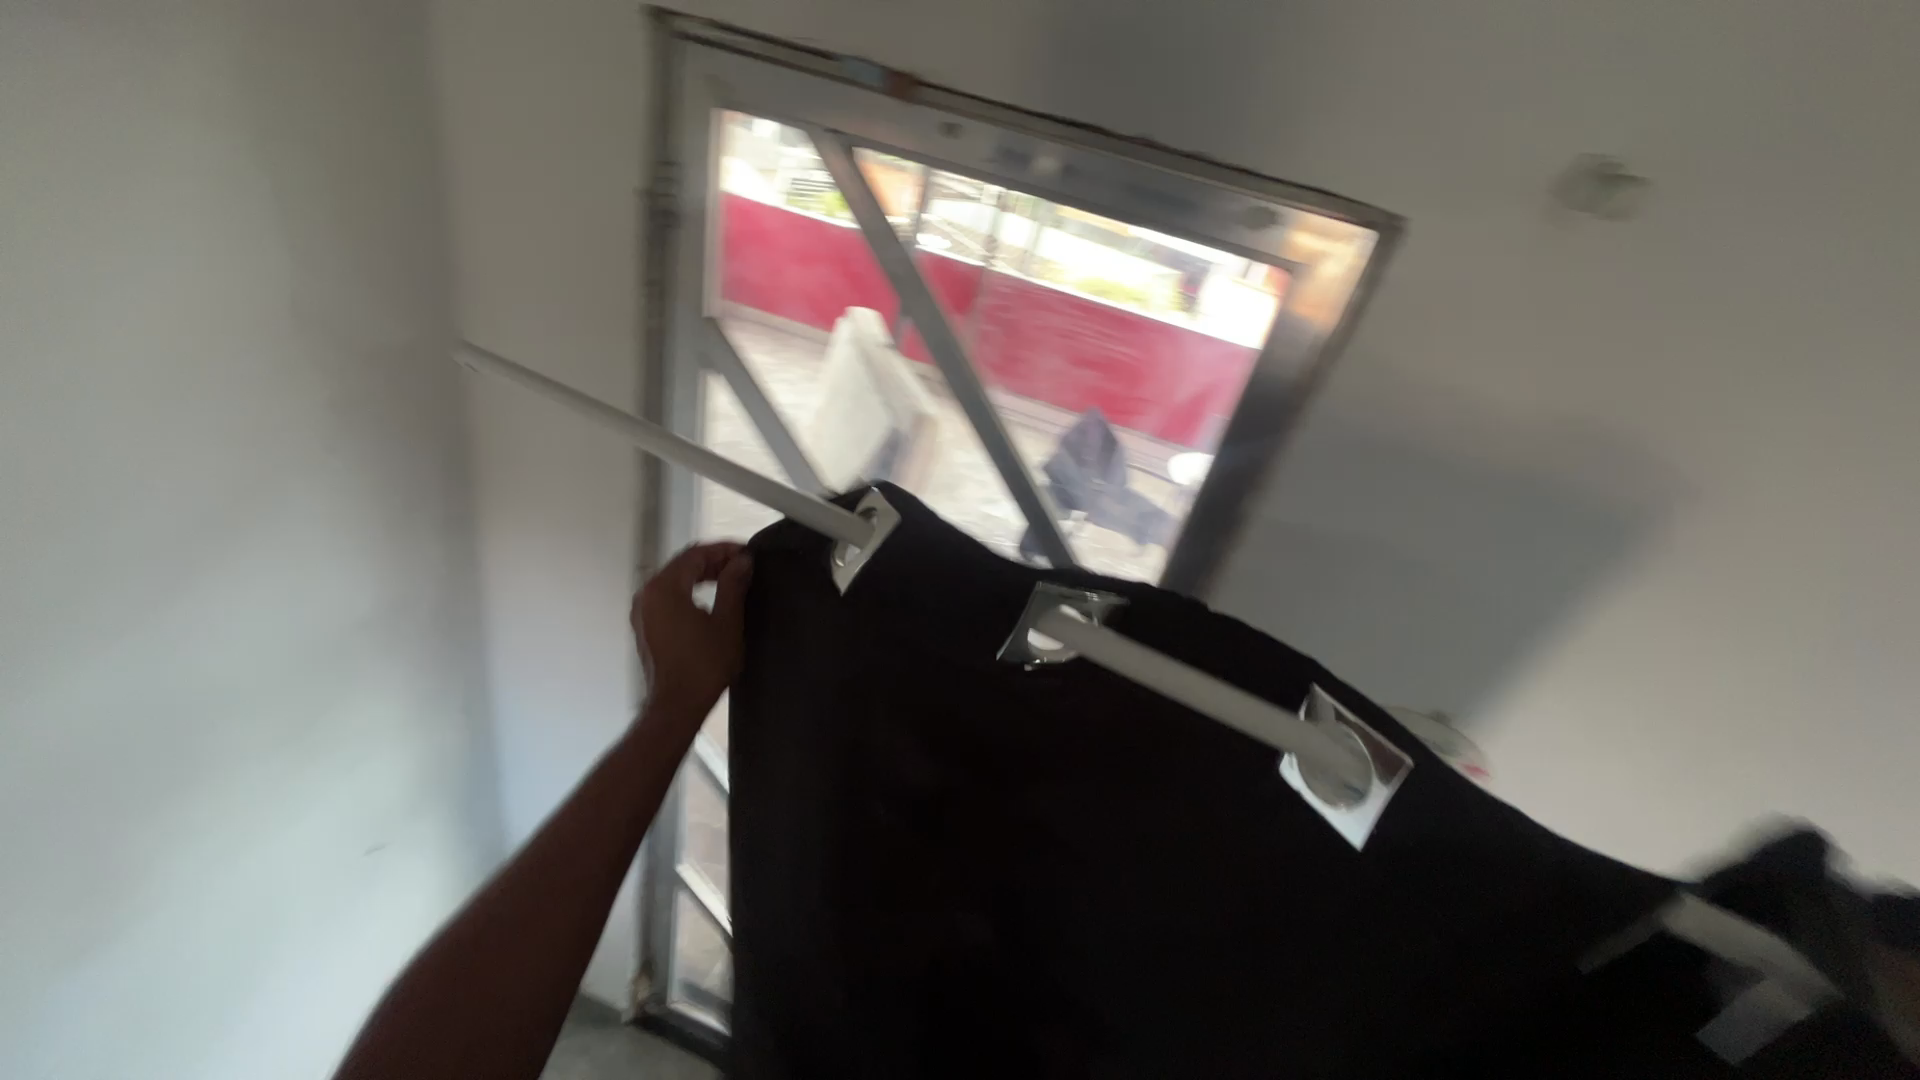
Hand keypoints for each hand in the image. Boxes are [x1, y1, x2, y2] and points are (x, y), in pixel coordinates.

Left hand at [631, 542, 753, 720]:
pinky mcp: (645, 626)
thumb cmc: (704, 665)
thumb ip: (733, 584)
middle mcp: (646, 594)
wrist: (677, 704)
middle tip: (742, 565)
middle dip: (713, 560)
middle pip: (682, 564)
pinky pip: (667, 596)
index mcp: (664, 588)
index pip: (696, 554)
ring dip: (702, 574)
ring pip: (674, 579)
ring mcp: (642, 611)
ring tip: (730, 579)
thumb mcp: (727, 621)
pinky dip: (689, 590)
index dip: (724, 549)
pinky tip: (710, 598)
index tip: (748, 553)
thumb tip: (742, 561)